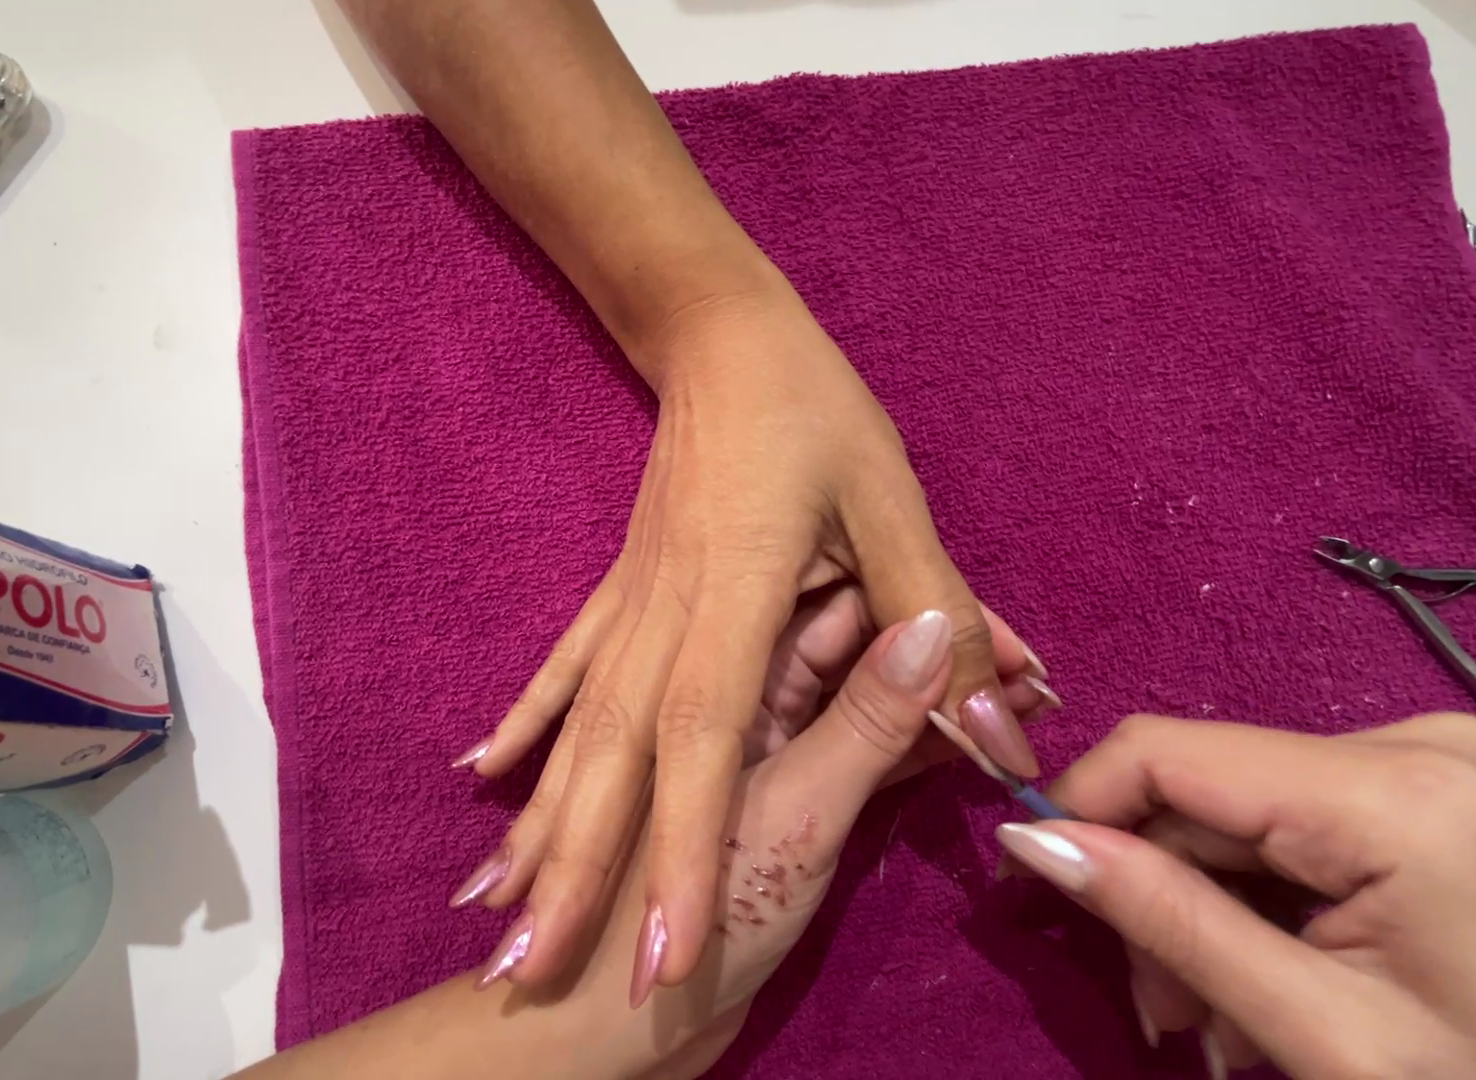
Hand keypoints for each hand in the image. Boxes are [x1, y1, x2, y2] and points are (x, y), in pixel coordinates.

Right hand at [455, 286, 1049, 993]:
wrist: (722, 339)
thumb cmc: (812, 410)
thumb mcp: (892, 500)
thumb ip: (936, 613)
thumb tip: (996, 726)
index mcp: (736, 588)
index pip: (705, 733)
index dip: (683, 846)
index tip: (665, 949)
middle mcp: (665, 609)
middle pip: (618, 748)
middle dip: (579, 868)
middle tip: (534, 974)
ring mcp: (629, 599)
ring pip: (580, 721)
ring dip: (541, 818)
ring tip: (497, 909)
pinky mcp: (617, 587)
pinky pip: (565, 666)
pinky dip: (525, 721)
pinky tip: (479, 770)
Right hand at [997, 714, 1475, 1078]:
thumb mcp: (1326, 1033)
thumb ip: (1165, 918)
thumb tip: (1025, 838)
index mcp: (1395, 792)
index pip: (1162, 752)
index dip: (1075, 805)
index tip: (1025, 875)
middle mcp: (1412, 742)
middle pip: (1200, 792)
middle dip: (1156, 892)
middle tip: (1158, 1004)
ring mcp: (1430, 761)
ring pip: (1236, 815)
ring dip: (1202, 907)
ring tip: (1216, 1017)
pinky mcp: (1433, 790)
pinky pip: (1289, 826)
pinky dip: (1259, 900)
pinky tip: (1274, 977)